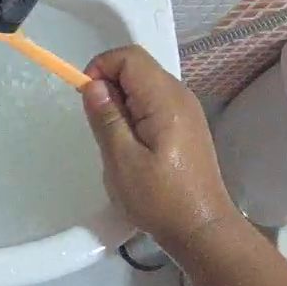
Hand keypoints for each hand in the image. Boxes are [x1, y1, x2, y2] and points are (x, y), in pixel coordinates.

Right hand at [79, 46, 237, 256]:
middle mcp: (179, 96)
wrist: (201, 228)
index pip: (129, 57)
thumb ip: (106, 118)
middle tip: (96, 121)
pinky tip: (129, 143)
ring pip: (143, 84)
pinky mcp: (184, 124)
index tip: (85, 97)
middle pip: (137, 67)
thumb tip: (93, 85)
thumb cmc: (159, 198)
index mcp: (165, 100)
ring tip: (111, 136)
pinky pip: (152, 102)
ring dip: (119, 100)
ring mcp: (185, 110)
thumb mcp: (122, 160)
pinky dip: (133, 111)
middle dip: (108, 84)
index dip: (100, 67)